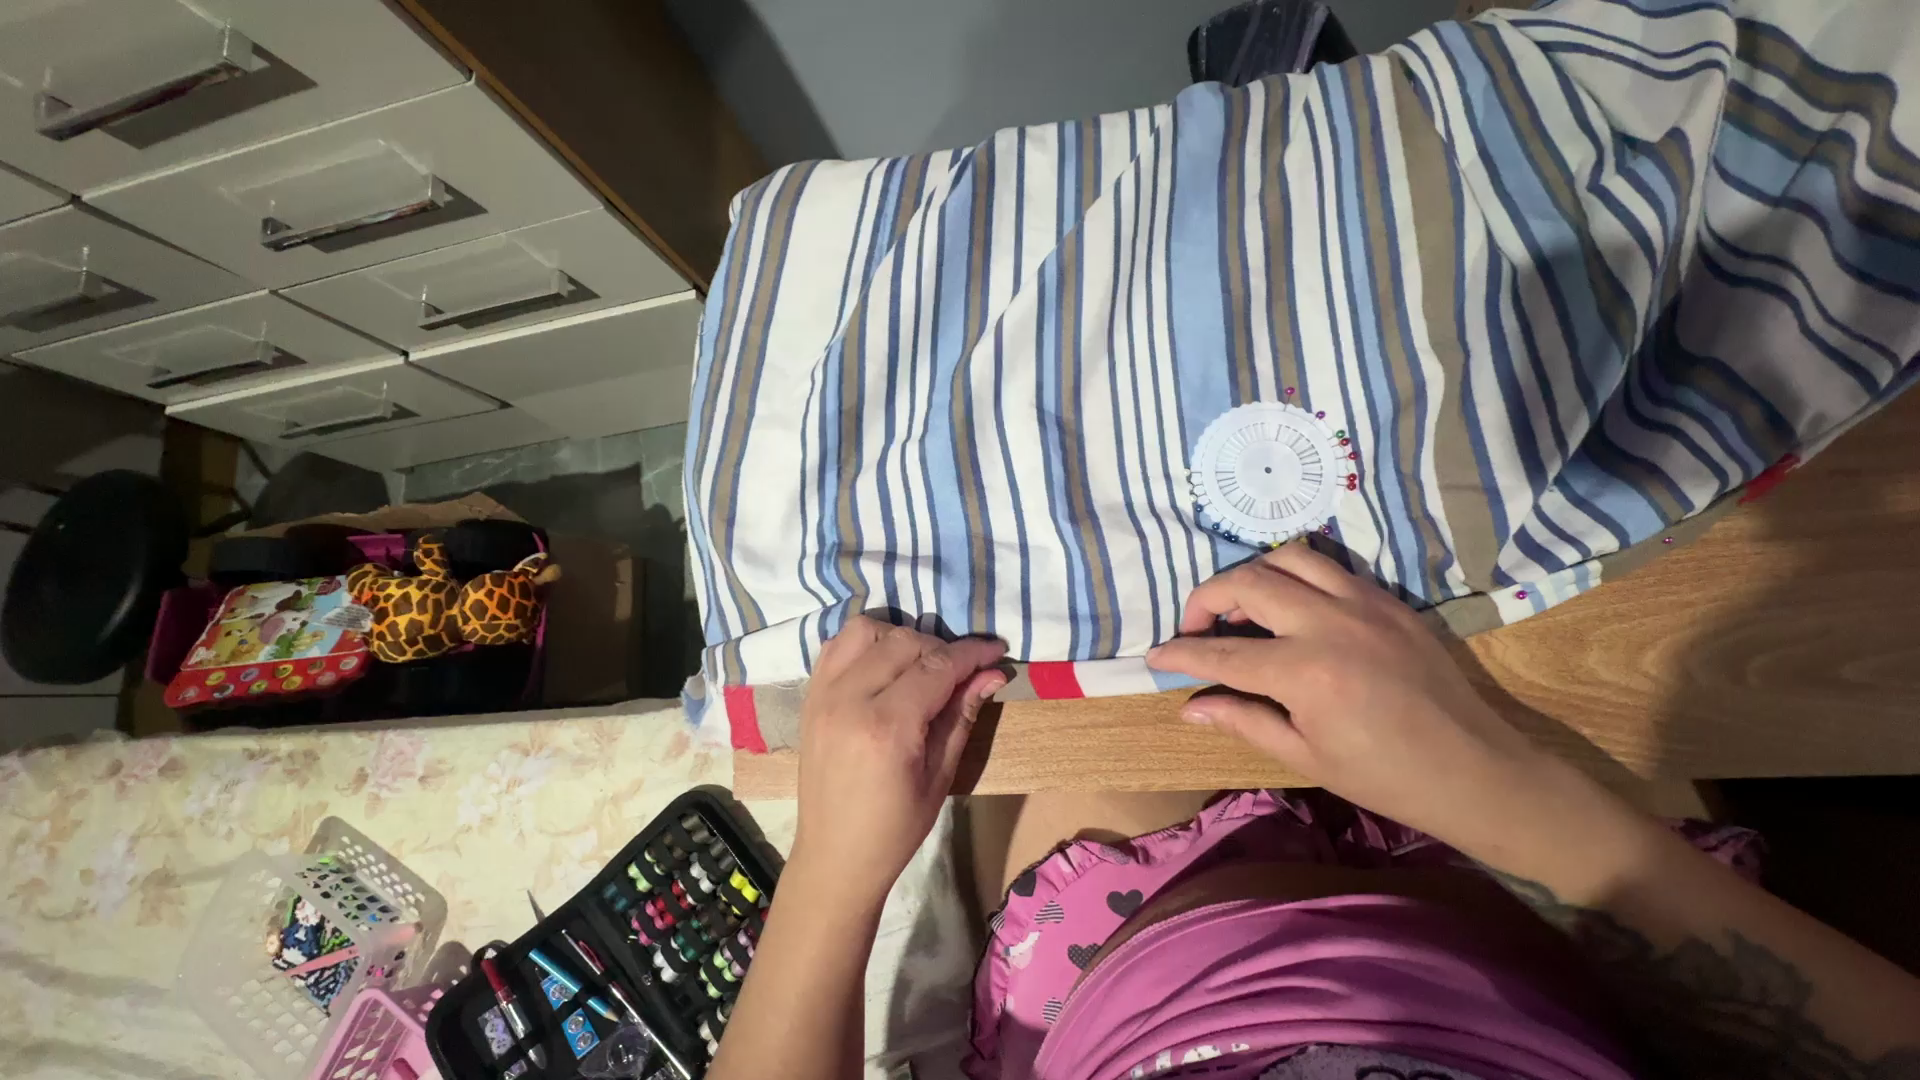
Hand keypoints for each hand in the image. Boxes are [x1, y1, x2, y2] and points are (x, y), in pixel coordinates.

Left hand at [793, 616, 1007, 902]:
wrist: (835, 855)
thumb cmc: (895, 827)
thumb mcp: (940, 775)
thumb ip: (962, 715)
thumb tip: (992, 673)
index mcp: (887, 727)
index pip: (937, 666)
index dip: (972, 653)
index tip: (996, 649)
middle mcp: (850, 700)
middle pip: (904, 641)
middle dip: (941, 647)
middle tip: (961, 670)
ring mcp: (823, 695)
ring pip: (867, 631)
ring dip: (900, 638)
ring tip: (919, 664)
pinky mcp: (809, 696)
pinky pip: (836, 644)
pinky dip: (865, 643)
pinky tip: (884, 664)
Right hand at [1145, 544, 1559, 855]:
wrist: (1478, 772)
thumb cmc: (1384, 776)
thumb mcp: (1304, 756)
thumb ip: (1242, 719)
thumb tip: (1189, 706)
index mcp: (1305, 672)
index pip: (1223, 651)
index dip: (1181, 653)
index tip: (1155, 655)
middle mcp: (1330, 623)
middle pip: (1247, 582)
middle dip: (1206, 600)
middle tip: (1196, 628)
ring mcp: (1364, 603)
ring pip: (1287, 556)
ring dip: (1251, 575)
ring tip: (1241, 607)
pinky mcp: (1389, 600)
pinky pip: (1328, 568)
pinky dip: (1295, 576)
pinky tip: (1290, 608)